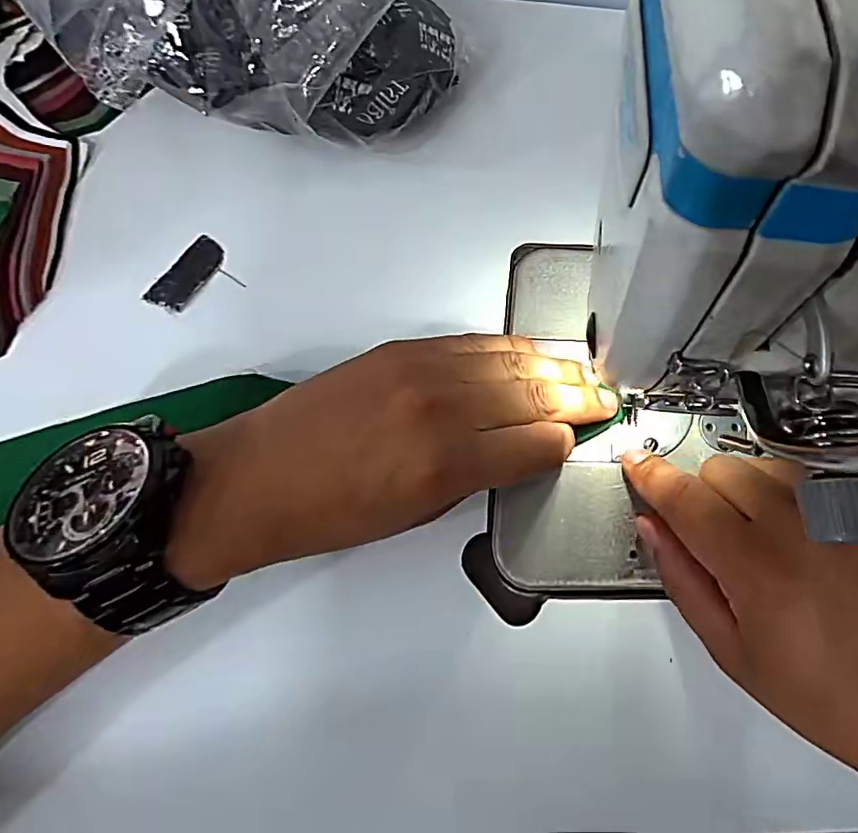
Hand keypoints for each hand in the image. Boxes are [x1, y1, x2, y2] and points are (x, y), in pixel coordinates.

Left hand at [164, 335, 617, 587]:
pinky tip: (532, 356)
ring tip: (582, 373)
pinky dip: (512, 350)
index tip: (581, 439)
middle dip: (577, 397)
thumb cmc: (329, 513)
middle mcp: (440, 407)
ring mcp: (422, 368)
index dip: (565, 442)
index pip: (535, 443)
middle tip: (604, 398)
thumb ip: (480, 476)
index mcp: (444, 463)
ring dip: (554, 367)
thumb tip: (524, 451)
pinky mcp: (405, 348)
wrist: (253, 478)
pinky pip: (476, 343)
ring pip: (512, 360)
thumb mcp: (416, 514)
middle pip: (533, 394)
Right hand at [621, 452, 857, 808]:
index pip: (683, 497)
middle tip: (726, 542)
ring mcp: (847, 503)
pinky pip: (820, 476)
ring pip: (768, 465)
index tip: (638, 463)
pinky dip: (809, 500)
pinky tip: (828, 546)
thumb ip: (685, 581)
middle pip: (722, 468)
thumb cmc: (845, 697)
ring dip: (757, 494)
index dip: (652, 476)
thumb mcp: (741, 656)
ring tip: (782, 548)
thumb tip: (654, 531)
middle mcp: (802, 523)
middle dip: (708, 496)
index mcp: (758, 568)